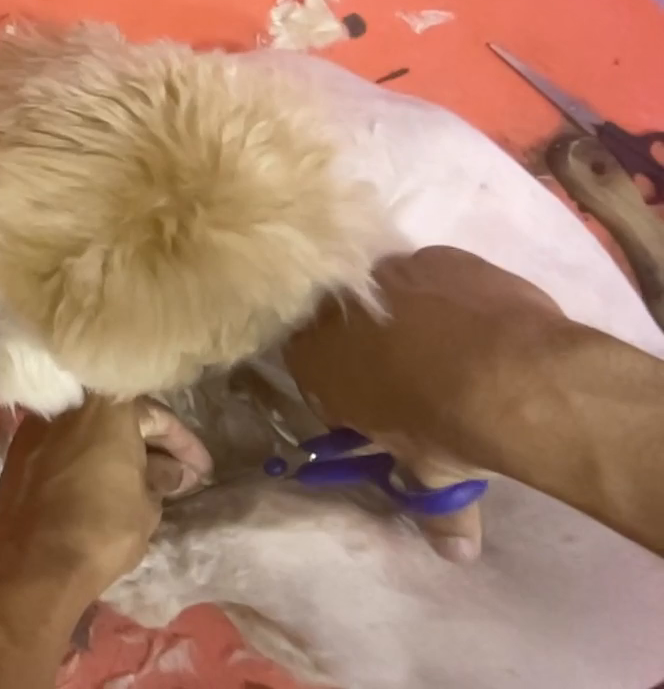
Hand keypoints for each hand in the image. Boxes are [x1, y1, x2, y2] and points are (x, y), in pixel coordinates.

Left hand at [0, 396, 211, 589]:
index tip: (200, 469)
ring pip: (86, 426)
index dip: (181, 441)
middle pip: (114, 413)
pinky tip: (103, 479)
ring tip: (145, 478)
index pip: (152, 412)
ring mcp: (36, 424)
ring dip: (116, 447)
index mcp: (103, 408)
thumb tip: (170, 469)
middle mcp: (65, 405)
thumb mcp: (148, 505)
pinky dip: (85, 453)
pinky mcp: (18, 447)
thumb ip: (161, 477)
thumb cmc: (101, 527)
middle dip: (150, 441)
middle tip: (178, 473)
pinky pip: (62, 441)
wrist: (33, 556)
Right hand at [284, 246, 562, 560]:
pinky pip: (433, 271)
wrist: (506, 379)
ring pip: (380, 288)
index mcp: (306, 356)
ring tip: (441, 334)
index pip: (303, 355)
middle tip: (399, 358)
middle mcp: (326, 309)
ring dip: (399, 305)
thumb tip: (456, 554)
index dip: (332, 368)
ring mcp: (378, 275)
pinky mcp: (431, 256)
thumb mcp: (427, 470)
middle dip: (359, 332)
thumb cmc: (441, 426)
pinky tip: (474, 312)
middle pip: (335, 316)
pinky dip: (447, 288)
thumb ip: (433, 503)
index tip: (363, 386)